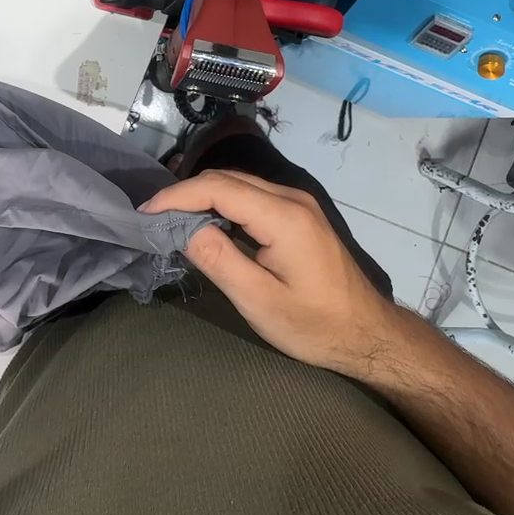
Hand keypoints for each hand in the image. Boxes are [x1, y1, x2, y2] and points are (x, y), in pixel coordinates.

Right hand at [142, 169, 407, 377]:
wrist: (368, 335)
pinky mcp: (298, 214)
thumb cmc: (315, 325)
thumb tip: (181, 229)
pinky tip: (204, 224)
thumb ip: (219, 260)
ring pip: (237, 184)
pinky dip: (220, 204)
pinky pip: (250, 196)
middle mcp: (291, 198)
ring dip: (201, 198)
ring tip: (170, 221)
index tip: (145, 213)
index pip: (218, 188)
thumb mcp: (260, 301)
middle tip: (152, 220)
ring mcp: (297, 203)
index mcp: (283, 216)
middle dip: (184, 194)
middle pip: (226, 179)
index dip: (177, 196)